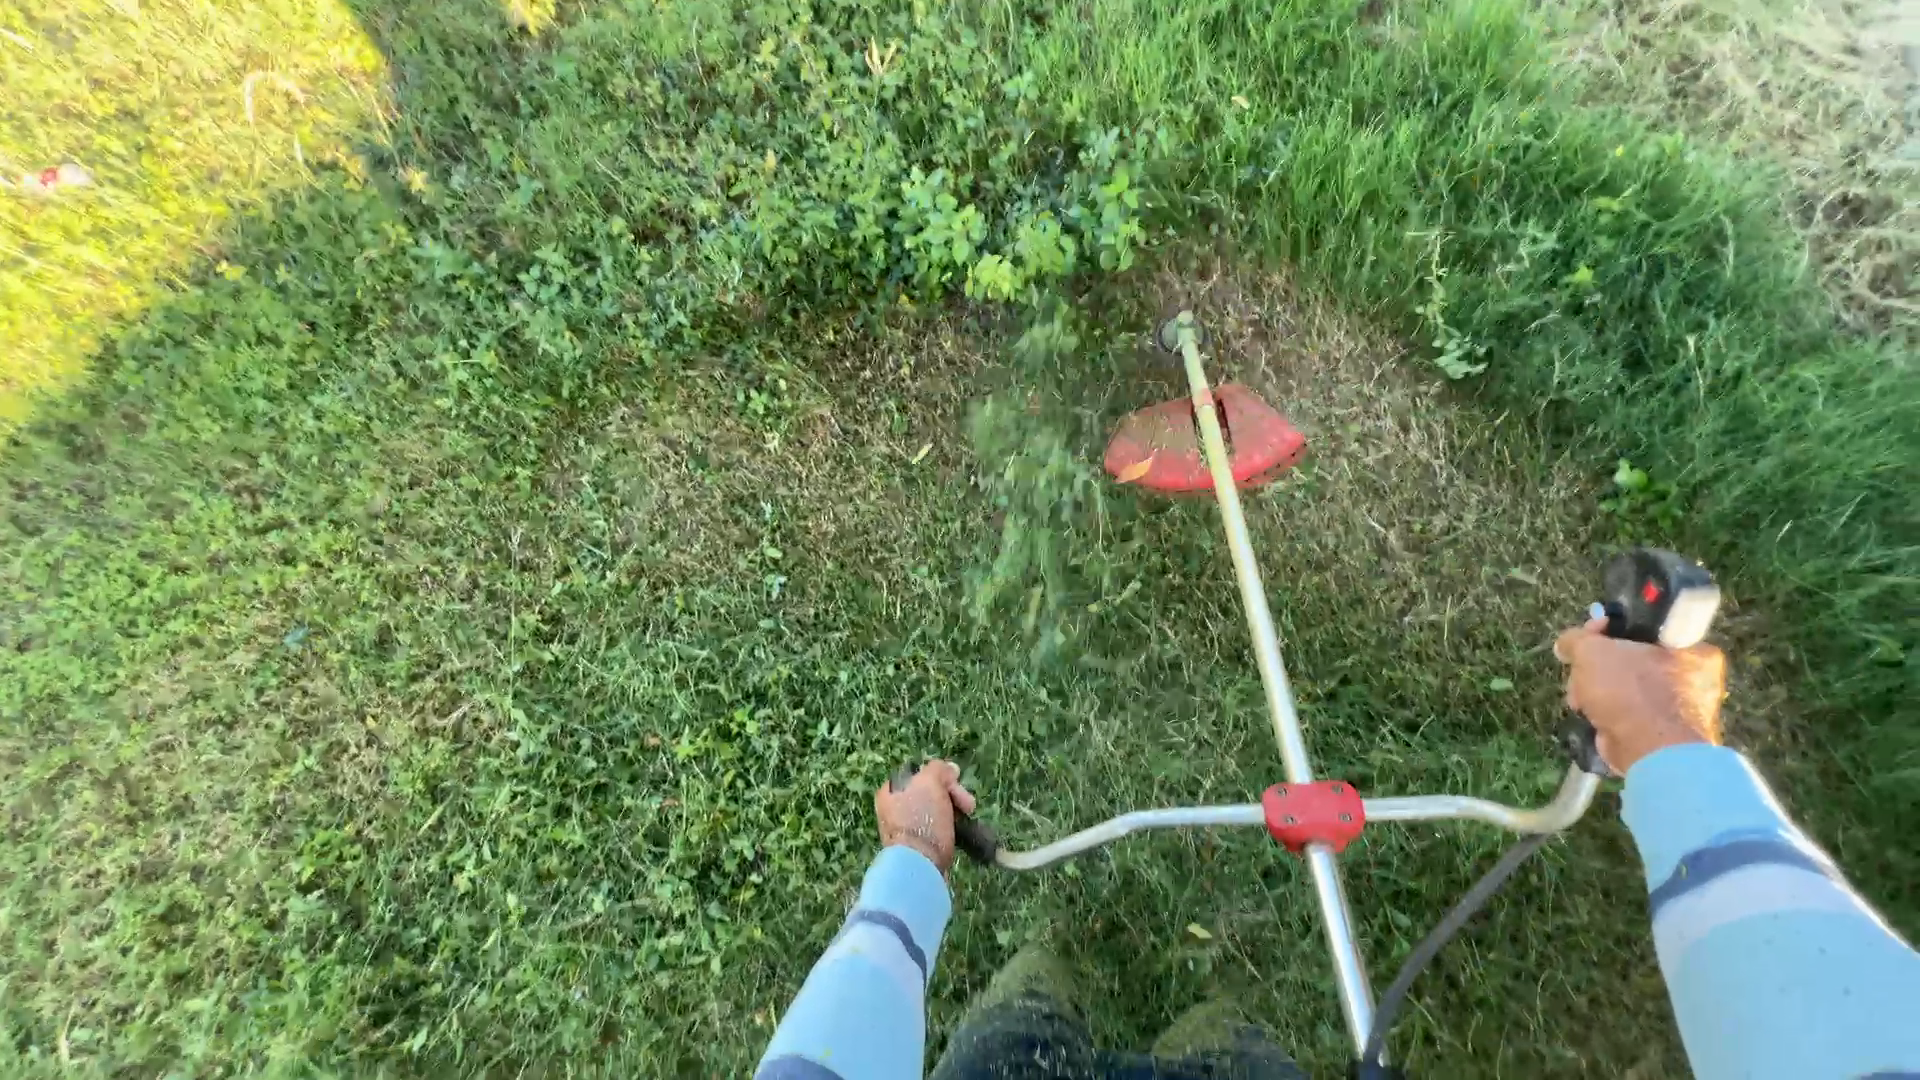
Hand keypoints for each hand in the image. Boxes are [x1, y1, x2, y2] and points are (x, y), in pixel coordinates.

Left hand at [875, 760, 976, 875]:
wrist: (918, 866)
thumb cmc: (923, 820)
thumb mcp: (931, 782)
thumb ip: (939, 769)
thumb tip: (952, 769)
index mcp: (891, 789)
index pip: (922, 772)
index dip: (943, 776)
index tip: (956, 784)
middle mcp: (893, 806)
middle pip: (930, 791)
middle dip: (952, 794)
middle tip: (968, 806)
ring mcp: (904, 827)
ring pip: (935, 809)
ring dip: (953, 811)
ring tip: (967, 820)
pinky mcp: (916, 846)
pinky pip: (935, 827)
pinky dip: (948, 827)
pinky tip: (959, 832)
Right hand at [1554, 617, 1727, 772]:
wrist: (1649, 748)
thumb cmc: (1629, 690)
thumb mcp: (1592, 650)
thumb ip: (1576, 638)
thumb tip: (1568, 644)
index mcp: (1693, 649)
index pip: (1643, 629)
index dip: (1609, 630)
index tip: (1588, 636)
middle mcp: (1694, 676)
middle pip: (1625, 658)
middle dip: (1594, 667)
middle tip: (1582, 674)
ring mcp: (1679, 705)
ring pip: (1620, 684)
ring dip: (1592, 690)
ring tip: (1583, 700)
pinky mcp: (1662, 728)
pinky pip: (1625, 708)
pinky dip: (1604, 710)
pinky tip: (1592, 714)